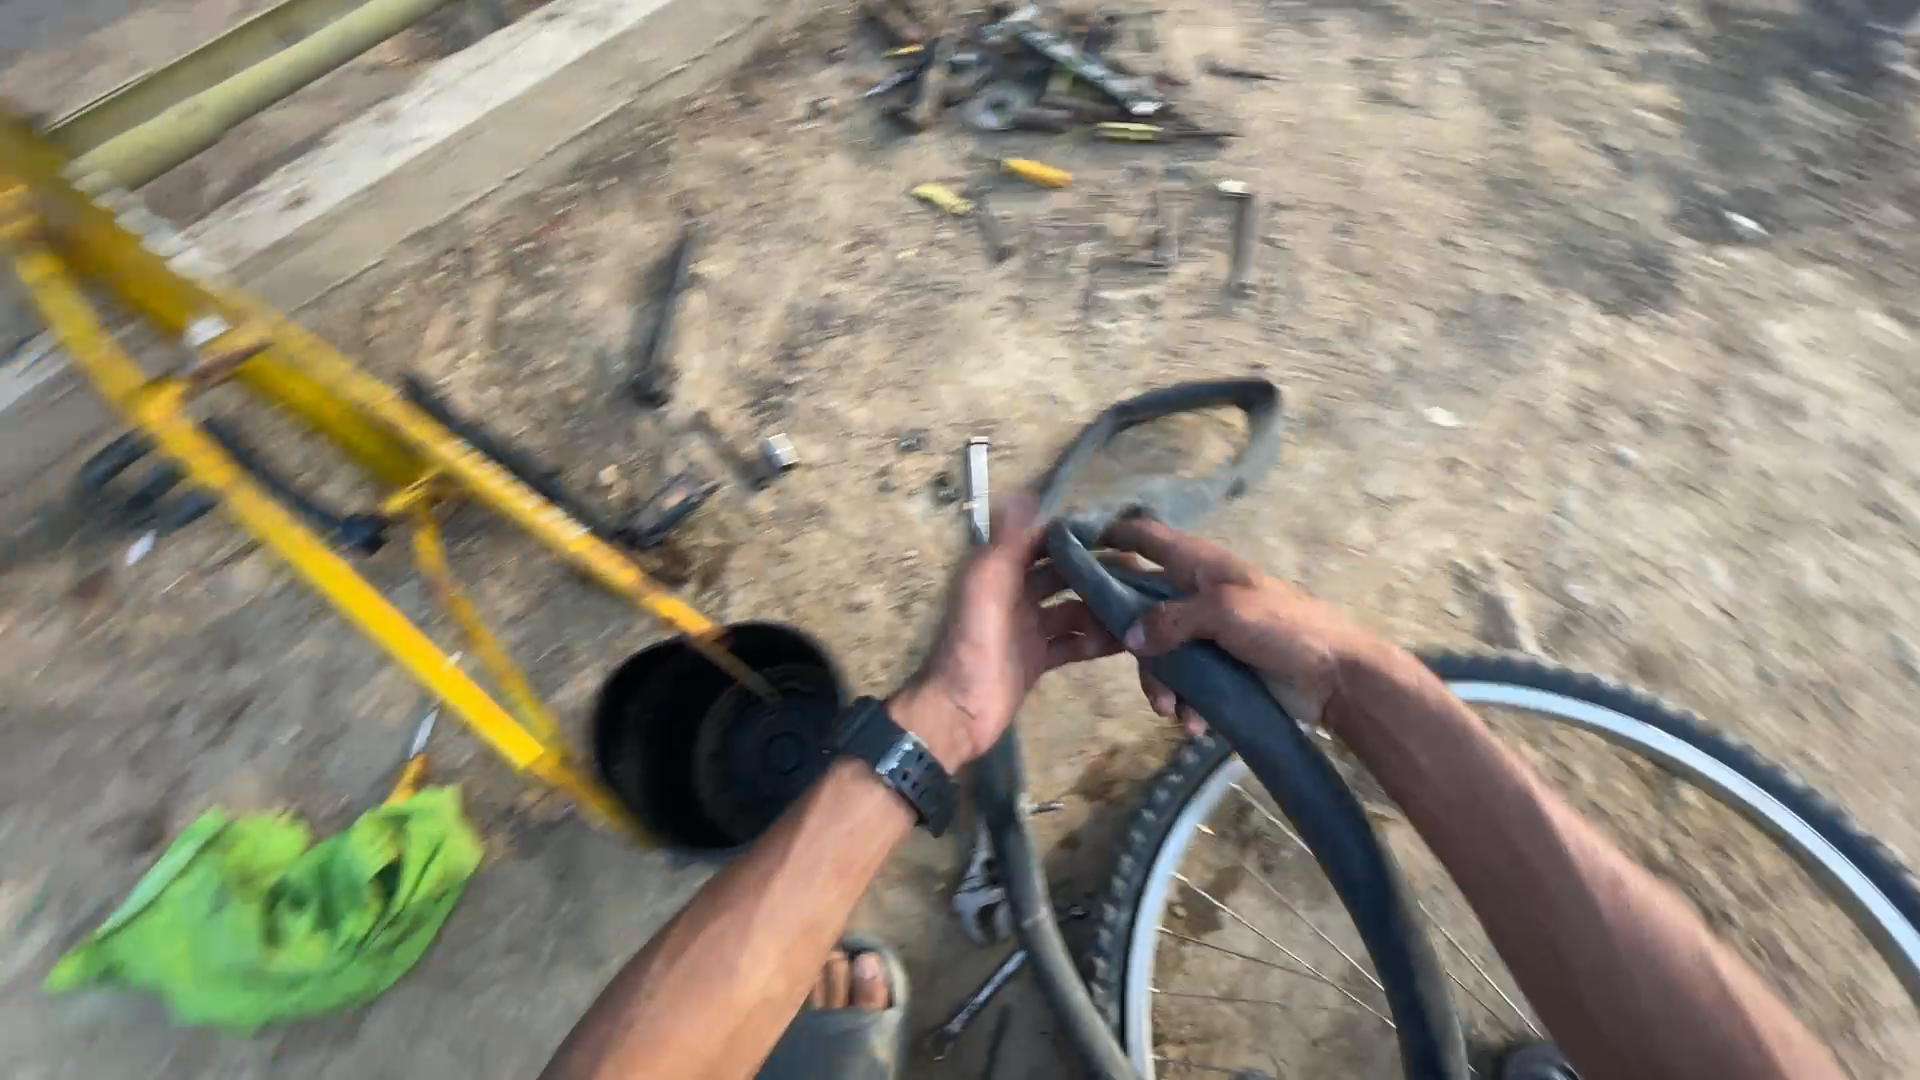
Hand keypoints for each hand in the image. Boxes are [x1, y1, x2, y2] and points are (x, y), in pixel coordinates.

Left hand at [891, 496, 1122, 769]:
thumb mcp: (986, 584)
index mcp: (997, 572)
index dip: (1074, 533)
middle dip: (1095, 570)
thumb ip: (1007, 542)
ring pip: (1071, 609)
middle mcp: (1013, 594)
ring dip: (1100, 606)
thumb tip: (1028, 493)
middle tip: (1140, 569)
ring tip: (1139, 604)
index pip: (1041, 541)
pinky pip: (1072, 643)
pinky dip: (1095, 641)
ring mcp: (1026, 628)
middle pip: (1061, 574)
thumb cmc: (972, 642)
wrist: (958, 710)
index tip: (1116, 528)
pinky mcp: (1037, 659)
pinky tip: (1126, 639)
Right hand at [1104, 517, 1397, 735]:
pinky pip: (1181, 679)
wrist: (1338, 679)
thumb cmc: (1286, 628)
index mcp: (1198, 565)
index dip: (1110, 535)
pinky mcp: (1215, 665)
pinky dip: (1183, 701)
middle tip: (1100, 650)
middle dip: (1123, 631)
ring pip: (1156, 648)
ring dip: (1158, 681)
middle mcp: (1193, 592)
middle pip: (1137, 601)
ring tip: (1172, 712)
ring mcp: (1203, 631)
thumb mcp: (1226, 613)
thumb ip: (1172, 619)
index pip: (1145, 536)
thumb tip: (1128, 637)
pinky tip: (1194, 723)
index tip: (1073, 549)